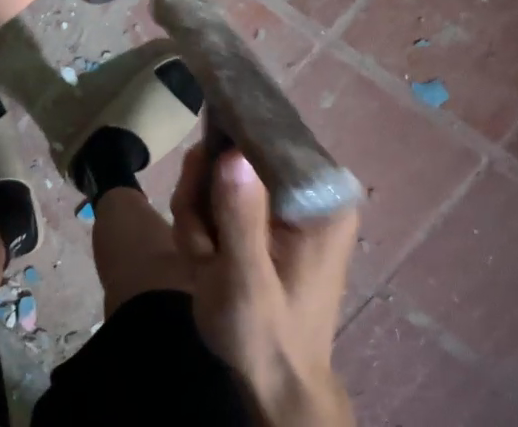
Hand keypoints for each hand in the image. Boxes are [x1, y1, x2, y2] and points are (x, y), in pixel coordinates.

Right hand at [172, 145, 357, 426]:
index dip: (225, 155)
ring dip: (195, 217)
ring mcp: (280, 205)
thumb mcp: (246, 277)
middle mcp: (305, 193)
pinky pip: (210, 196)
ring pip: (212, 176)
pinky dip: (197, 227)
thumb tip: (232, 153)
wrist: (271, 380)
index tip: (201, 186)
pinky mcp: (260, 218)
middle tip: (202, 243)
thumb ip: (239, 215)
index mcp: (321, 202)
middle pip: (231, 155)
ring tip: (205, 260)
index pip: (267, 138)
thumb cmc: (265, 333)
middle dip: (202, 198)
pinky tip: (205, 260)